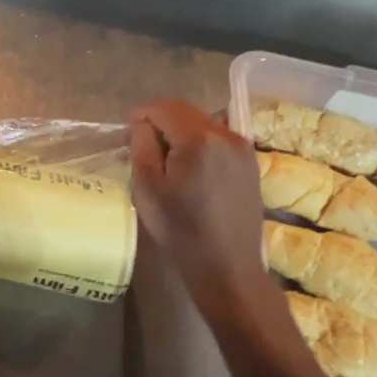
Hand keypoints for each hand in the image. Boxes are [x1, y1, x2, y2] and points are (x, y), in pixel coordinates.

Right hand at [128, 99, 267, 302]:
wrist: (228, 268)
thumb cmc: (181, 229)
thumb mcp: (147, 187)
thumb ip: (142, 145)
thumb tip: (143, 125)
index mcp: (199, 139)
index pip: (164, 107)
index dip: (141, 115)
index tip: (126, 133)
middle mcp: (226, 136)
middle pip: (185, 111)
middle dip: (160, 120)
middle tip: (141, 143)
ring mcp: (243, 149)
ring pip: (202, 122)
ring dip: (180, 130)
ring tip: (165, 156)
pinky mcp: (251, 164)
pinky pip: (218, 138)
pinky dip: (199, 142)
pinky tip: (189, 166)